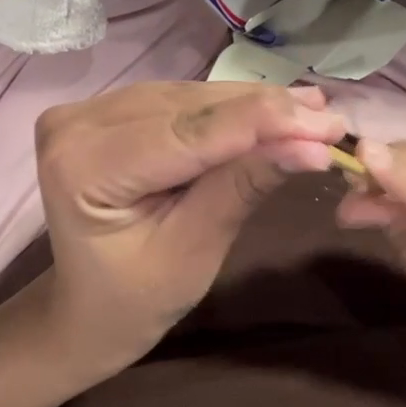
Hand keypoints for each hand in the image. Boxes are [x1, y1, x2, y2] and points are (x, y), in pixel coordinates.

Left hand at [35, 82, 346, 368]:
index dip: (259, 122)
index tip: (326, 123)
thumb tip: (312, 145)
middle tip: (331, 117)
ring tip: (313, 107)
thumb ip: (242, 186)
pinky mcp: (101, 110)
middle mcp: (74, 124)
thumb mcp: (194, 249)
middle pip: (185, 109)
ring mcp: (84, 112)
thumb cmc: (135, 298)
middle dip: (262, 111)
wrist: (87, 307)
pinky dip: (222, 107)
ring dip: (249, 103)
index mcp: (81, 167)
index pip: (183, 134)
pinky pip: (172, 102)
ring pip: (184, 98)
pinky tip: (270, 104)